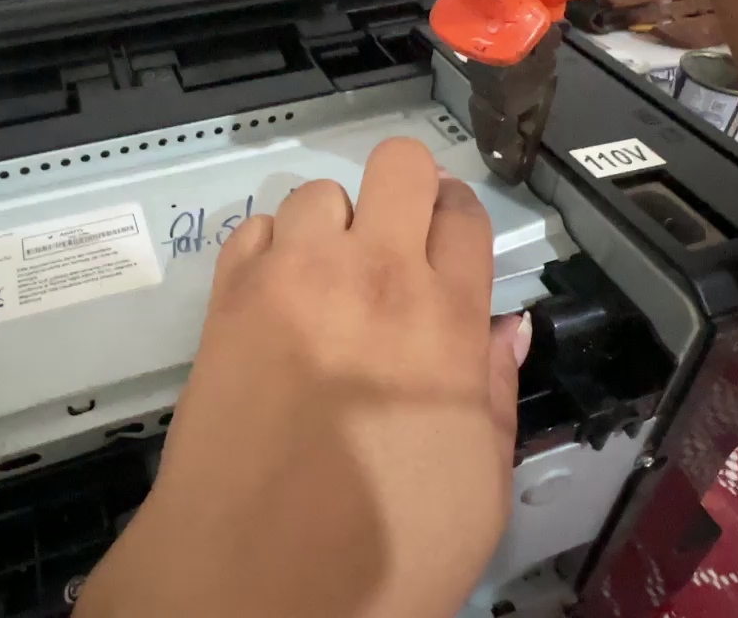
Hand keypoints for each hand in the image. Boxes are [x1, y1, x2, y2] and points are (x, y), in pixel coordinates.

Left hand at [75, 138, 531, 617]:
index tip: (445, 231)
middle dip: (405, 185)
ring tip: (324, 276)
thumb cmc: (384, 546)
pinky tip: (273, 294)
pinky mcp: (231, 291)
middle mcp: (373, 275)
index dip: (458, 213)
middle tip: (393, 233)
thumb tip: (506, 327)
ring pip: (321, 192)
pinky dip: (270, 248)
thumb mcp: (478, 485)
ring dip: (331, 224)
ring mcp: (295, 275)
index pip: (464, 215)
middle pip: (400, 164)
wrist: (254, 573)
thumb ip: (495, 391)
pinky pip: (256, 228)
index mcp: (444, 318)